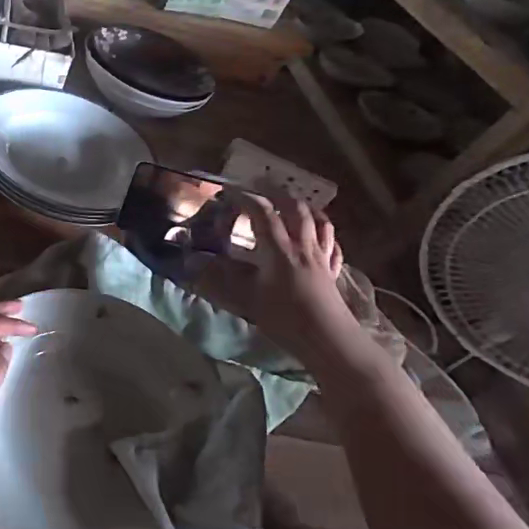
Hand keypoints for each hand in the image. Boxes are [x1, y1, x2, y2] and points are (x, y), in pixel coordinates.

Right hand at [191, 193, 365, 367]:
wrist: (329, 341)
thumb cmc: (285, 319)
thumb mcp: (247, 300)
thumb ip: (223, 280)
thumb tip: (195, 265)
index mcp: (279, 250)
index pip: (263, 214)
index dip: (247, 199)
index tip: (232, 192)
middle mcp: (302, 247)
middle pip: (296, 210)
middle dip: (280, 194)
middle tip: (264, 187)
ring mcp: (322, 258)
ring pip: (319, 223)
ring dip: (306, 208)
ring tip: (295, 203)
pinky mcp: (333, 272)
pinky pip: (332, 245)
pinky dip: (324, 235)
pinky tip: (319, 238)